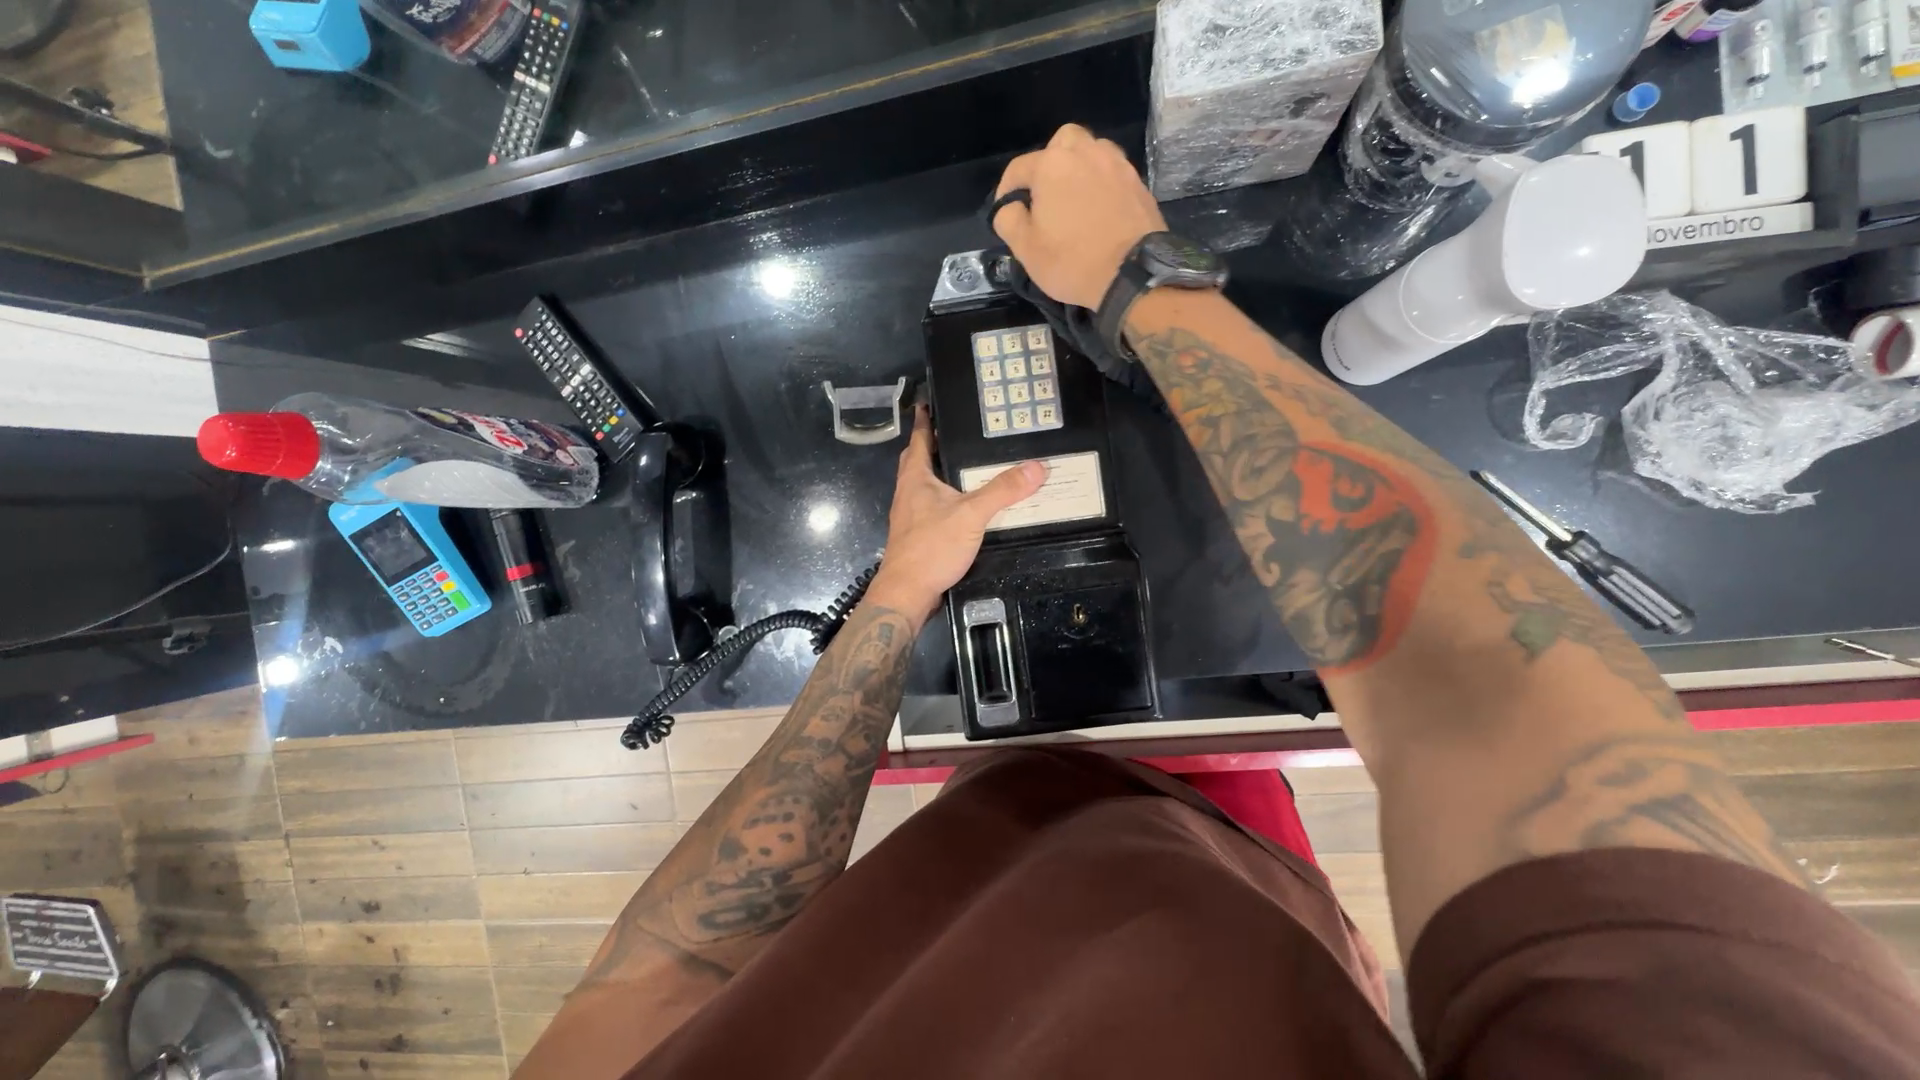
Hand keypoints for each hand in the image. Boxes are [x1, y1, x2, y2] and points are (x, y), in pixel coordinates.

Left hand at [865, 406, 1047, 622]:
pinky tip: (963, 505)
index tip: (929, 403)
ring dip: (939, 473)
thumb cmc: (931, 547)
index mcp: (915, 478)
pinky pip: (931, 507)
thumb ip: (1003, 490)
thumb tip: (1037, 467)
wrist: (907, 593)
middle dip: (931, 445)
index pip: (919, 439)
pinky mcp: (916, 535)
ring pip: (924, 485)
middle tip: (952, 433)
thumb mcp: (972, 515)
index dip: (924, 421)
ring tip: (965, 465)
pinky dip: (945, 498)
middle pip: (917, 461)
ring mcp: (909, 515)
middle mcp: (908, 492)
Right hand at [990, 123, 1168, 309]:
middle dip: (1049, 161)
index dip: (1007, 189)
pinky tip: (1099, 206)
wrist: (1133, 274)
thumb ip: (1008, 219)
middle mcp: (1085, 153)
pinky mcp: (1138, 182)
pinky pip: (1113, 171)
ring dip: (1079, 166)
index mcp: (1052, 165)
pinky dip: (1102, 181)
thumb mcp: (1026, 249)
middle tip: (1046, 193)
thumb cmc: (1072, 262)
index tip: (1006, 210)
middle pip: (1062, 142)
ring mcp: (1116, 165)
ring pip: (1092, 150)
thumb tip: (1010, 206)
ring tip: (1075, 196)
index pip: (1019, 168)